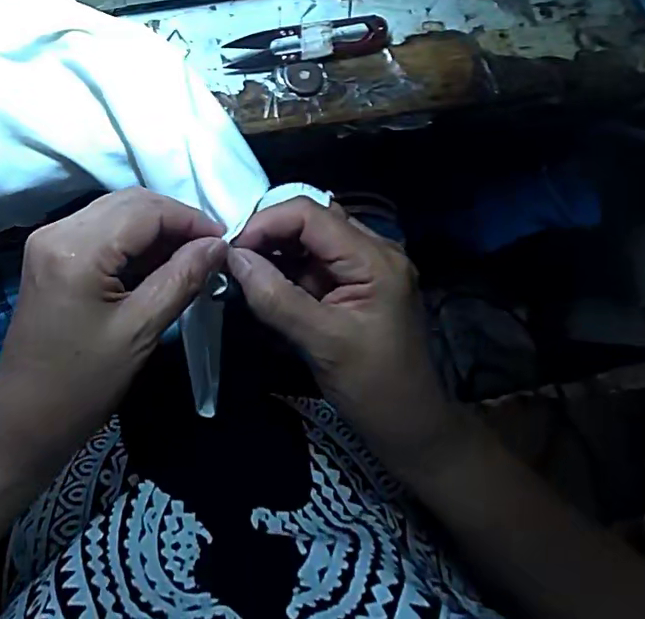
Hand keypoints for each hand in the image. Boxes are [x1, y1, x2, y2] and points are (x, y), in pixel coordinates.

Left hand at [0, 188, 227, 474]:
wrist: (23, 418)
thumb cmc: (82, 383)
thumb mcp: (139, 332)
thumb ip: (181, 279)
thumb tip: (218, 245)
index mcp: (76, 249)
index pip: (145, 211)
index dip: (189, 219)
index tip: (223, 241)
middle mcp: (58, 230)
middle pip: (129, 202)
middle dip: (174, 218)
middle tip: (209, 247)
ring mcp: (49, 237)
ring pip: (116, 209)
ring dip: (155, 225)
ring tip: (188, 253)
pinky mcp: (50, 250)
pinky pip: (101, 226)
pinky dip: (133, 236)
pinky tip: (156, 259)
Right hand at [228, 198, 460, 471]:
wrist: (413, 428)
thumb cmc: (375, 388)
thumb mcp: (322, 343)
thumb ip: (276, 298)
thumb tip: (234, 258)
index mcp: (375, 258)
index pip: (311, 215)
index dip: (266, 222)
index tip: (232, 249)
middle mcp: (374, 249)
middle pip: (310, 220)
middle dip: (268, 234)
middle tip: (233, 260)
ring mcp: (366, 265)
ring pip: (309, 238)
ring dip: (275, 251)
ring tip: (243, 272)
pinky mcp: (356, 281)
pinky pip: (314, 260)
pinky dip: (287, 268)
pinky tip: (265, 284)